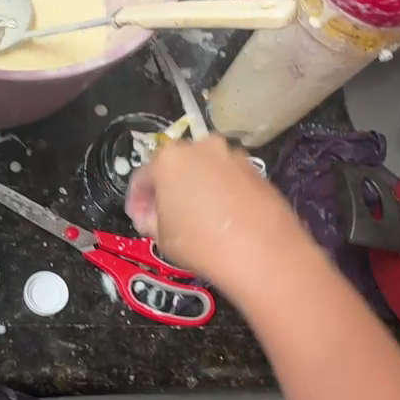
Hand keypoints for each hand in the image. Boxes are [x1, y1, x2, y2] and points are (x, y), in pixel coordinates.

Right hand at [125, 136, 310, 289]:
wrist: (263, 252)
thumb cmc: (201, 242)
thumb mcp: (160, 237)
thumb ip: (150, 219)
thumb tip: (152, 215)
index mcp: (169, 159)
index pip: (142, 177)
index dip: (137, 201)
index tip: (139, 219)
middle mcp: (201, 148)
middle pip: (175, 167)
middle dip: (167, 190)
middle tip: (165, 217)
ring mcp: (233, 156)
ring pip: (204, 171)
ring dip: (195, 189)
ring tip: (197, 219)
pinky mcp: (256, 170)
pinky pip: (228, 179)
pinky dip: (220, 193)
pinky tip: (222, 218)